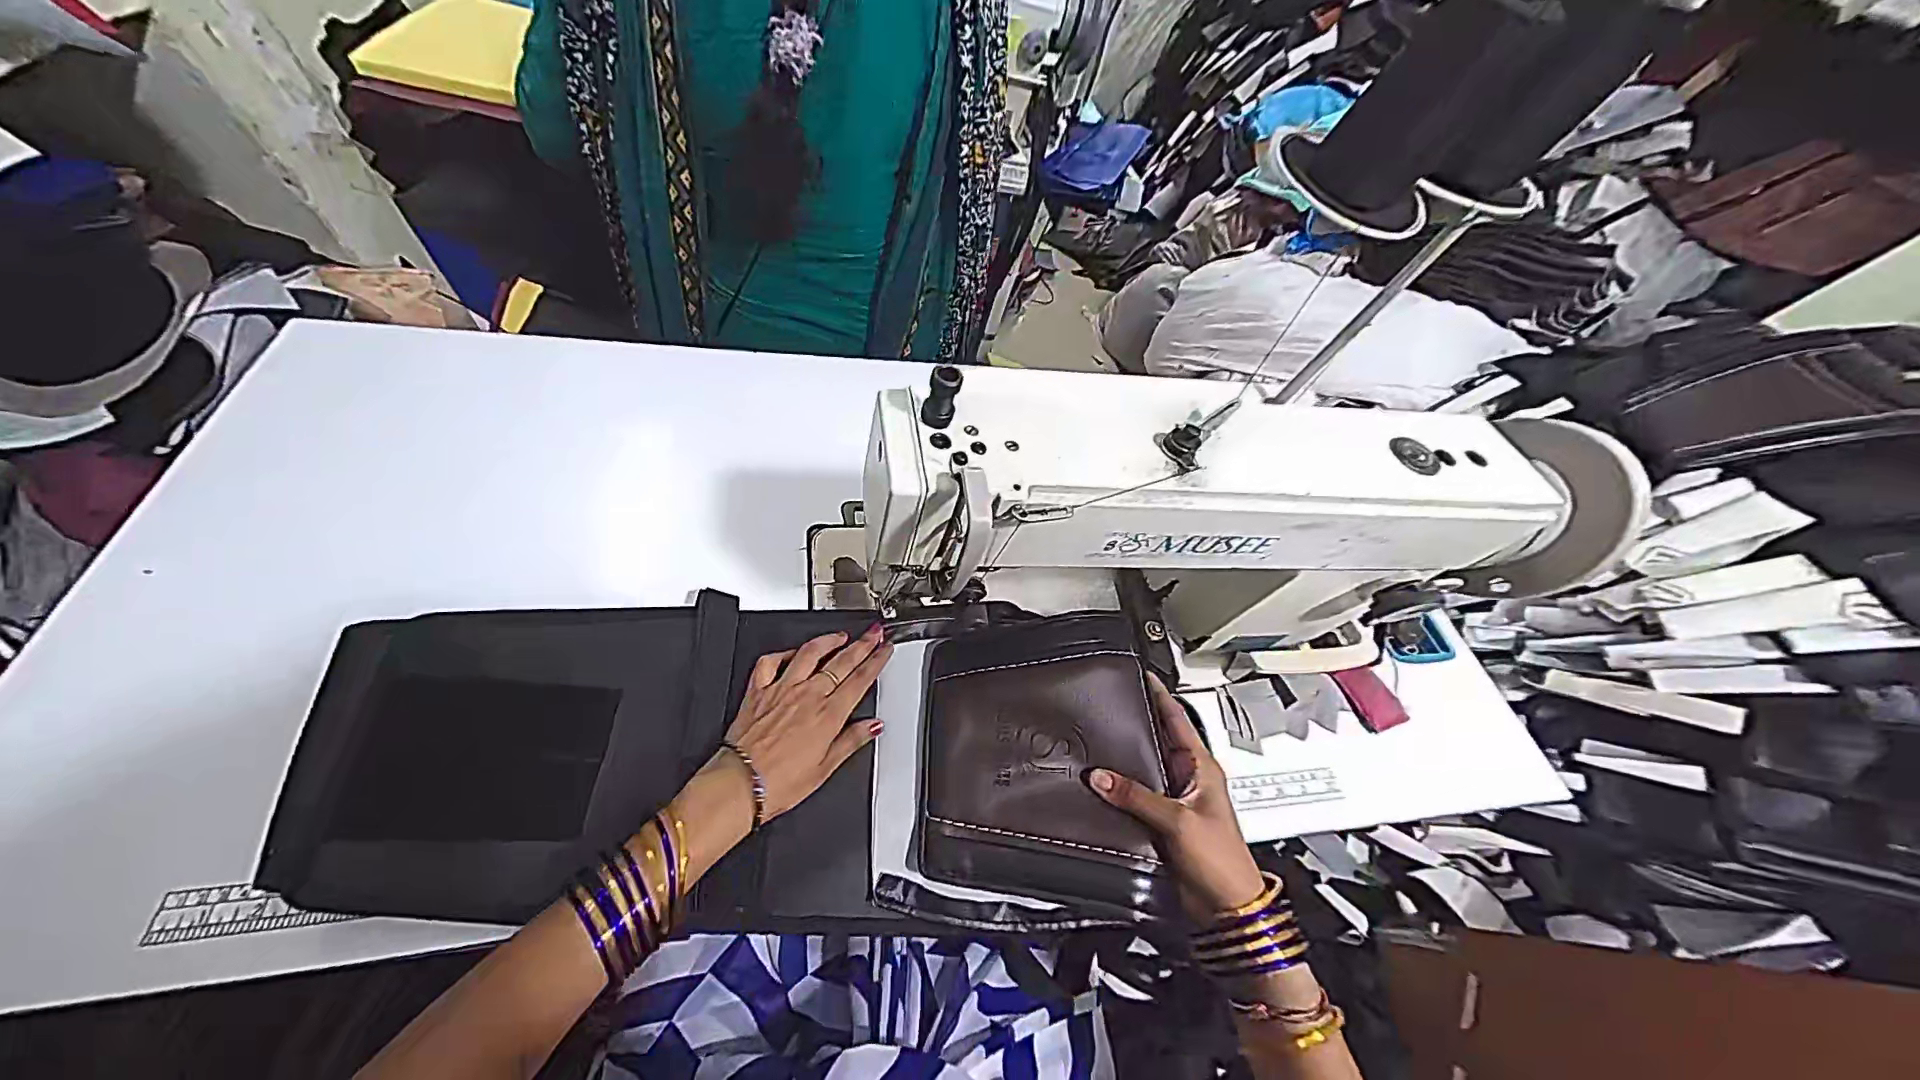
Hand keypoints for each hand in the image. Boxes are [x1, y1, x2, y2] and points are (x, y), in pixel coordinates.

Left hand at [717, 623, 893, 821]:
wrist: (739, 784)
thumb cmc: (779, 782)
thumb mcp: (825, 768)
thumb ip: (851, 740)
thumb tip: (872, 726)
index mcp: (827, 715)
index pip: (860, 679)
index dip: (876, 660)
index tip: (884, 648)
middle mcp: (806, 696)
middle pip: (841, 662)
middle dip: (862, 644)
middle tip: (873, 633)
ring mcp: (781, 690)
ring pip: (810, 653)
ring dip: (829, 640)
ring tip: (841, 635)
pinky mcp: (758, 691)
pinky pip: (770, 662)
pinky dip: (784, 653)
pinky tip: (793, 652)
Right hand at [1087, 673, 1265, 916]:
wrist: (1228, 909)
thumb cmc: (1224, 863)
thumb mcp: (1178, 820)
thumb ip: (1136, 796)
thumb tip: (1100, 776)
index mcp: (1203, 768)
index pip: (1178, 719)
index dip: (1160, 695)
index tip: (1143, 675)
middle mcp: (1190, 780)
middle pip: (1158, 741)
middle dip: (1136, 724)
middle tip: (1112, 704)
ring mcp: (1176, 801)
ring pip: (1146, 770)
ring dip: (1126, 761)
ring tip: (1102, 741)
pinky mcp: (1164, 823)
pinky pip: (1138, 797)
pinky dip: (1122, 790)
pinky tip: (1105, 786)